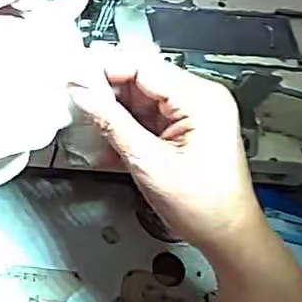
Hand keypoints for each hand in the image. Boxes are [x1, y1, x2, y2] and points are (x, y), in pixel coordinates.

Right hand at [69, 47, 265, 259]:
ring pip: (138, 98)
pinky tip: (107, 142)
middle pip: (139, 78)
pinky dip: (123, 126)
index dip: (103, 70)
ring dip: (111, 112)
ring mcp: (192, 112)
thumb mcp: (147, 162)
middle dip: (104, 92)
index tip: (74, 78)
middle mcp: (199, 98)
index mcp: (200, 99)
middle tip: (74, 101)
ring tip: (88, 126)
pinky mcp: (183, 127)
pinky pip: (145, 115)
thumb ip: (111, 122)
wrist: (227, 235)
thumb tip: (84, 94)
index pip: (142, 66)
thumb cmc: (206, 206)